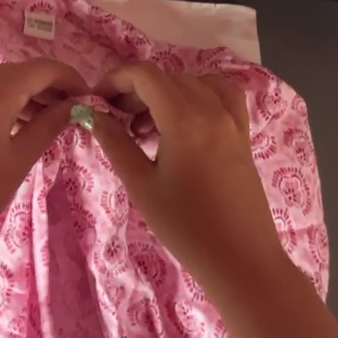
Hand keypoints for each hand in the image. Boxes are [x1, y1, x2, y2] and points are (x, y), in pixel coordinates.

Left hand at [0, 58, 85, 259]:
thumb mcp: (18, 160)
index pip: (42, 69)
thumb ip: (49, 126)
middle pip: (20, 72)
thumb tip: (74, 106)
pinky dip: (3, 102)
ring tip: (49, 121)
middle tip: (71, 112)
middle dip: (48, 87)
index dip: (69, 78)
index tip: (87, 99)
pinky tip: (16, 125)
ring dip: (26, 95)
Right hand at [91, 62, 288, 279]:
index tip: (98, 102)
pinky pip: (221, 94)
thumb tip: (94, 115)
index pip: (144, 74)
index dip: (116, 80)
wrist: (243, 263)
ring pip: (191, 83)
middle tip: (115, 119)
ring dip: (165, 92)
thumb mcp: (142, 186)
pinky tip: (186, 118)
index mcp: (184, 118)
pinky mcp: (243, 134)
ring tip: (146, 125)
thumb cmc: (187, 228)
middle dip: (135, 90)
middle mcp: (210, 109)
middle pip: (166, 77)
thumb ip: (116, 143)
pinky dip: (199, 93)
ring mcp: (231, 120)